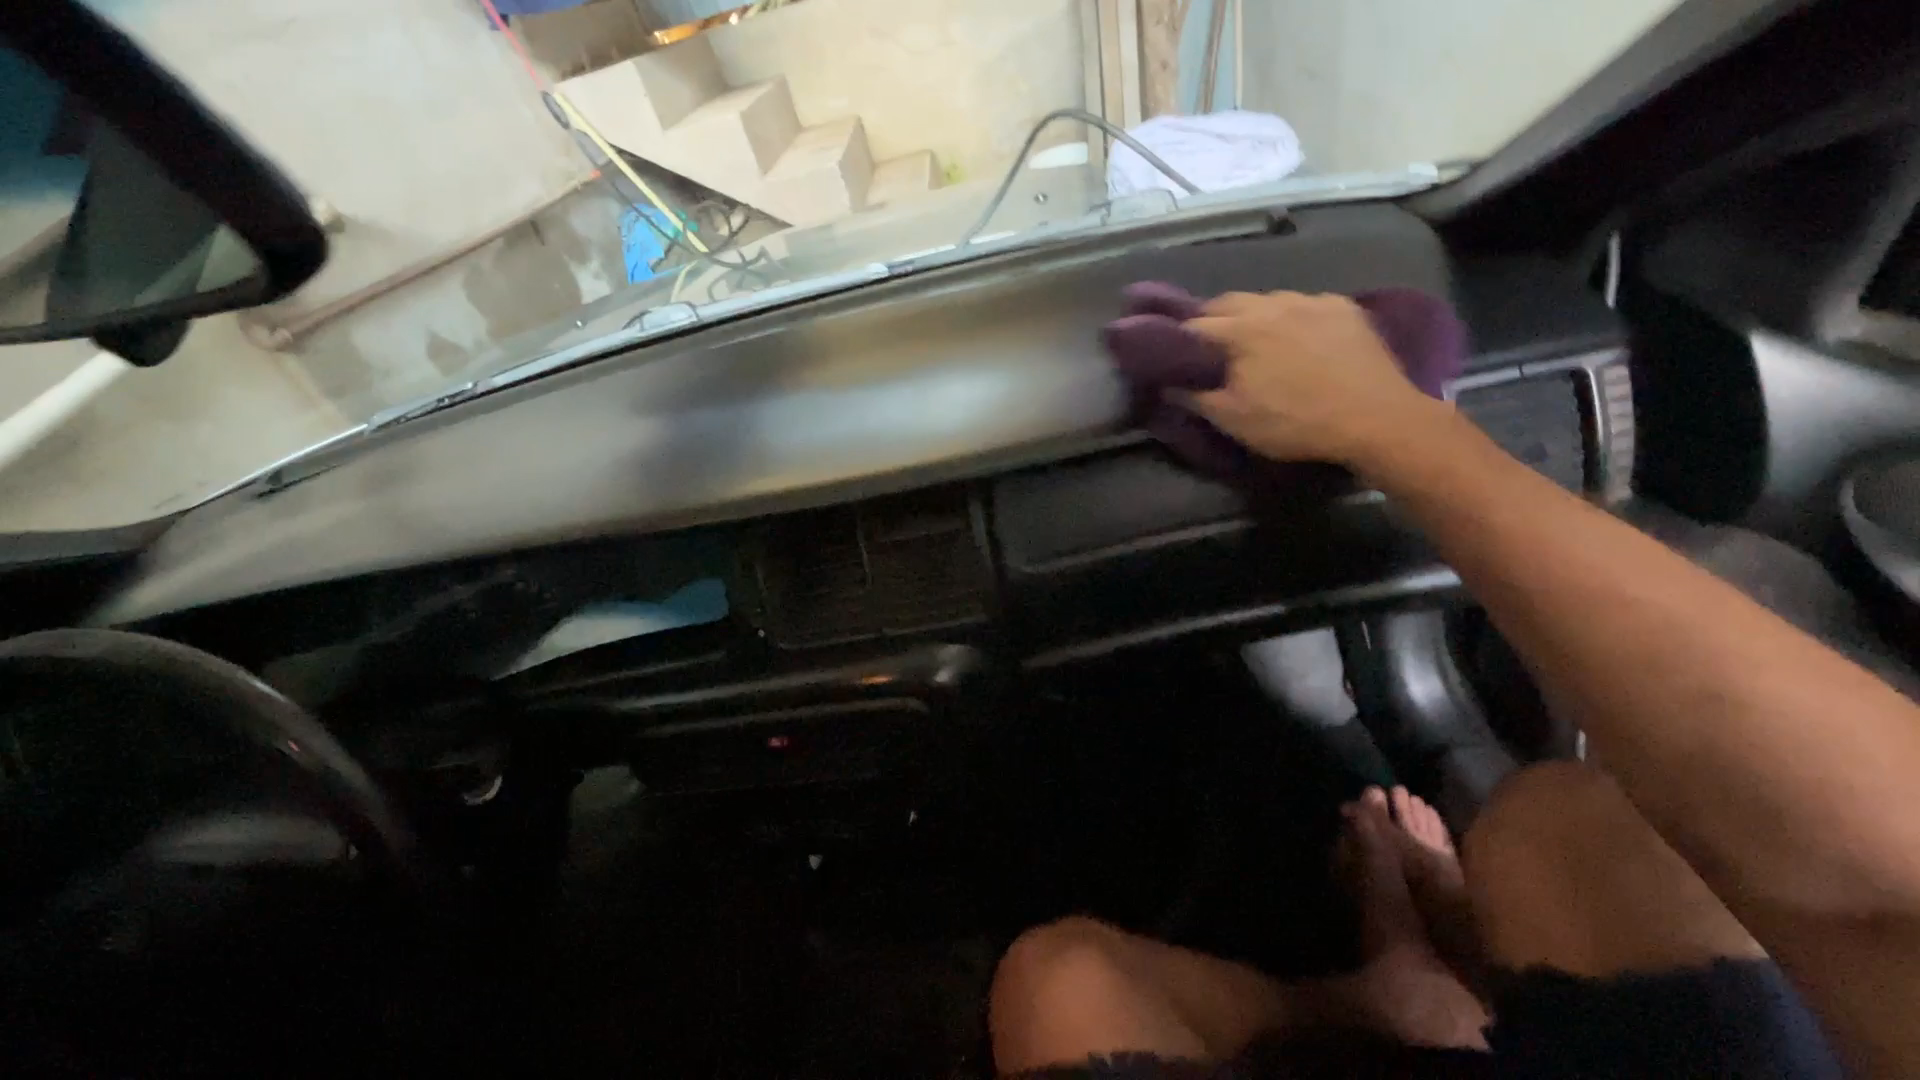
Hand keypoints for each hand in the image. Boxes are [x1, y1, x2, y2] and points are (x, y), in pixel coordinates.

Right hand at [1182, 291, 1452, 467]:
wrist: (1376, 418)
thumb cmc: (1296, 422)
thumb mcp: (1235, 420)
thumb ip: (1195, 398)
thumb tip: (1168, 385)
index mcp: (1240, 329)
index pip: (1194, 325)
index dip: (1177, 339)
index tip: (1171, 355)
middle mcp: (1272, 304)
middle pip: (1228, 302)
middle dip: (1212, 319)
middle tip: (1207, 345)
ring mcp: (1312, 301)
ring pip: (1268, 300)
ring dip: (1253, 315)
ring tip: (1255, 339)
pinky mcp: (1344, 308)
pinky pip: (1306, 304)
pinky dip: (1293, 317)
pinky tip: (1299, 337)